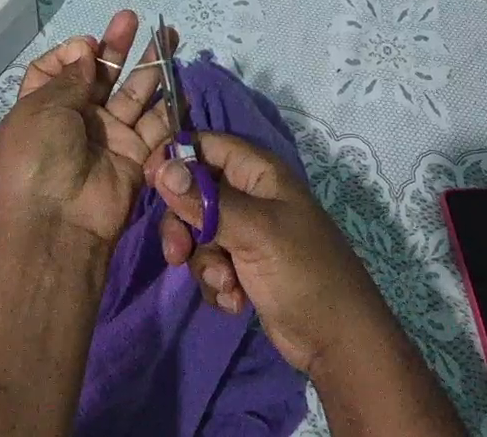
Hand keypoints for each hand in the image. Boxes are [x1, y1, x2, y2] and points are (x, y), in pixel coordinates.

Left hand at [0, 11, 177, 246]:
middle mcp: (75, 120)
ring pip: (132, 94)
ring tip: (168, 35)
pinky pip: (156, 126)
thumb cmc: (37, 160)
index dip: (71, 53)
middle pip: (99, 76)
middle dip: (116, 46)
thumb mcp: (40, 111)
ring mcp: (107, 138)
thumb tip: (84, 49)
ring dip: (150, 66)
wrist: (57, 227)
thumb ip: (69, 78)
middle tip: (133, 18)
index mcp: (41, 109)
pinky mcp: (135, 157)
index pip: (56, 71)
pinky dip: (170, 106)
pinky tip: (182, 83)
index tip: (88, 44)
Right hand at [147, 131, 393, 373]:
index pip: (206, 145)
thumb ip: (207, 202)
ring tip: (227, 285)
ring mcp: (246, 231)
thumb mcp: (256, 233)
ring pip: (198, 233)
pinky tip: (236, 301)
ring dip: (205, 263)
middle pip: (193, 193)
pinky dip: (216, 283)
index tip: (149, 180)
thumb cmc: (304, 272)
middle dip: (184, 225)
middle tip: (178, 253)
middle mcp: (250, 196)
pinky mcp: (242, 265)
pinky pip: (209, 263)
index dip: (175, 157)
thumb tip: (162, 167)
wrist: (337, 341)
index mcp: (259, 172)